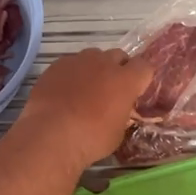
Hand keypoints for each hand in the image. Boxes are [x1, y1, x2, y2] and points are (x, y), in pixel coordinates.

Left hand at [17, 48, 152, 169]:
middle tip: (111, 89)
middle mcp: (104, 63)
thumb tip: (117, 110)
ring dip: (95, 68)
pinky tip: (65, 91)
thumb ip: (121, 113)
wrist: (51, 134)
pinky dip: (72, 73)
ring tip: (86, 88)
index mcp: (126, 80)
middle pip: (118, 56)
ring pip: (93, 56)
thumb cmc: (91, 138)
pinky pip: (71, 63)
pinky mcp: (57, 65)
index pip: (144, 67)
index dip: (141, 77)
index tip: (136, 90)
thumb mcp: (117, 132)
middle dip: (118, 69)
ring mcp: (78, 61)